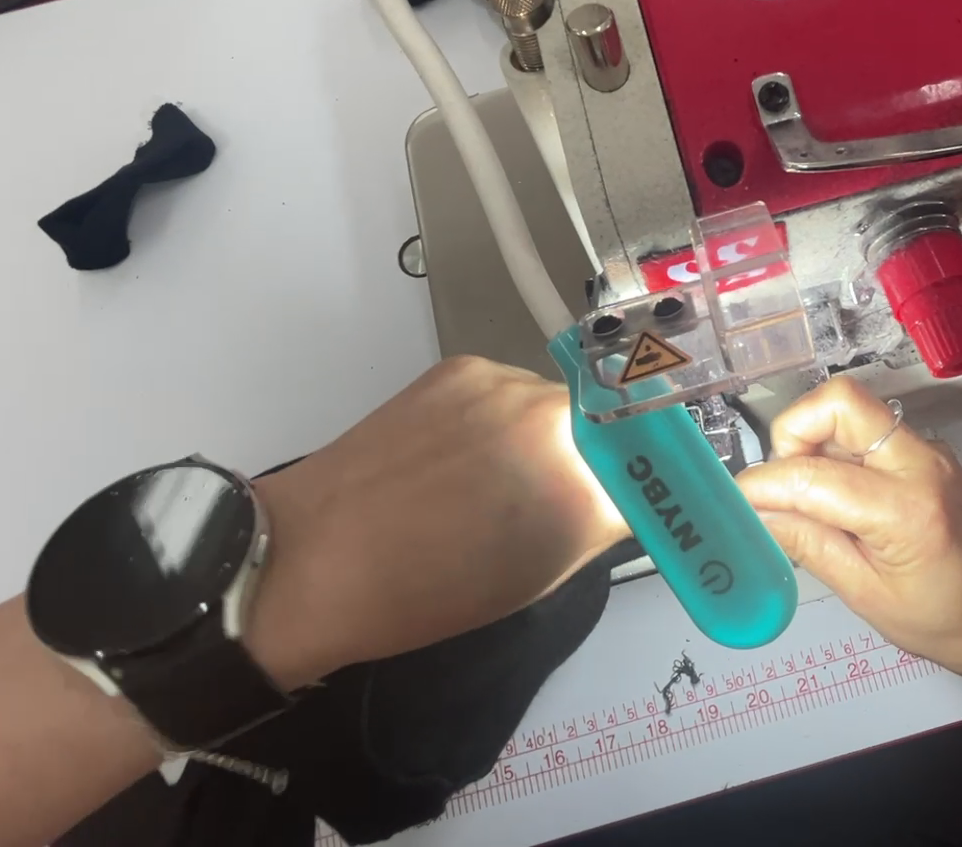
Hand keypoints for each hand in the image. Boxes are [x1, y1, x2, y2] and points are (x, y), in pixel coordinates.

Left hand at [244, 356, 626, 685]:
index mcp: (579, 492)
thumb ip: (593, 523)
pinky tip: (465, 446)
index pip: (654, 474)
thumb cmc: (425, 595)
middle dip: (597, 457)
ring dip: (550, 433)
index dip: (653, 484)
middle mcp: (554, 420)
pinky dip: (507, 415)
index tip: (644, 494)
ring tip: (500, 470)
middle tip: (561, 490)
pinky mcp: (464, 366)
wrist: (307, 558)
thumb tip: (626, 492)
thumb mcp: (534, 577)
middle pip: (610, 428)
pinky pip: (513, 388)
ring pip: (560, 403)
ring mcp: (505, 383)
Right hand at [736, 378, 961, 698]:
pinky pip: (868, 428)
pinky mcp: (925, 450)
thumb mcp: (865, 596)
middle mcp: (920, 462)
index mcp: (907, 511)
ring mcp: (926, 450)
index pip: (814, 476)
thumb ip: (808, 544)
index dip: (763, 484)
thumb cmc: (942, 623)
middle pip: (840, 401)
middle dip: (793, 431)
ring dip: (814, 438)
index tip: (736, 500)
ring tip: (808, 494)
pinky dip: (836, 448)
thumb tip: (754, 513)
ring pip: (851, 408)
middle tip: (782, 482)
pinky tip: (838, 496)